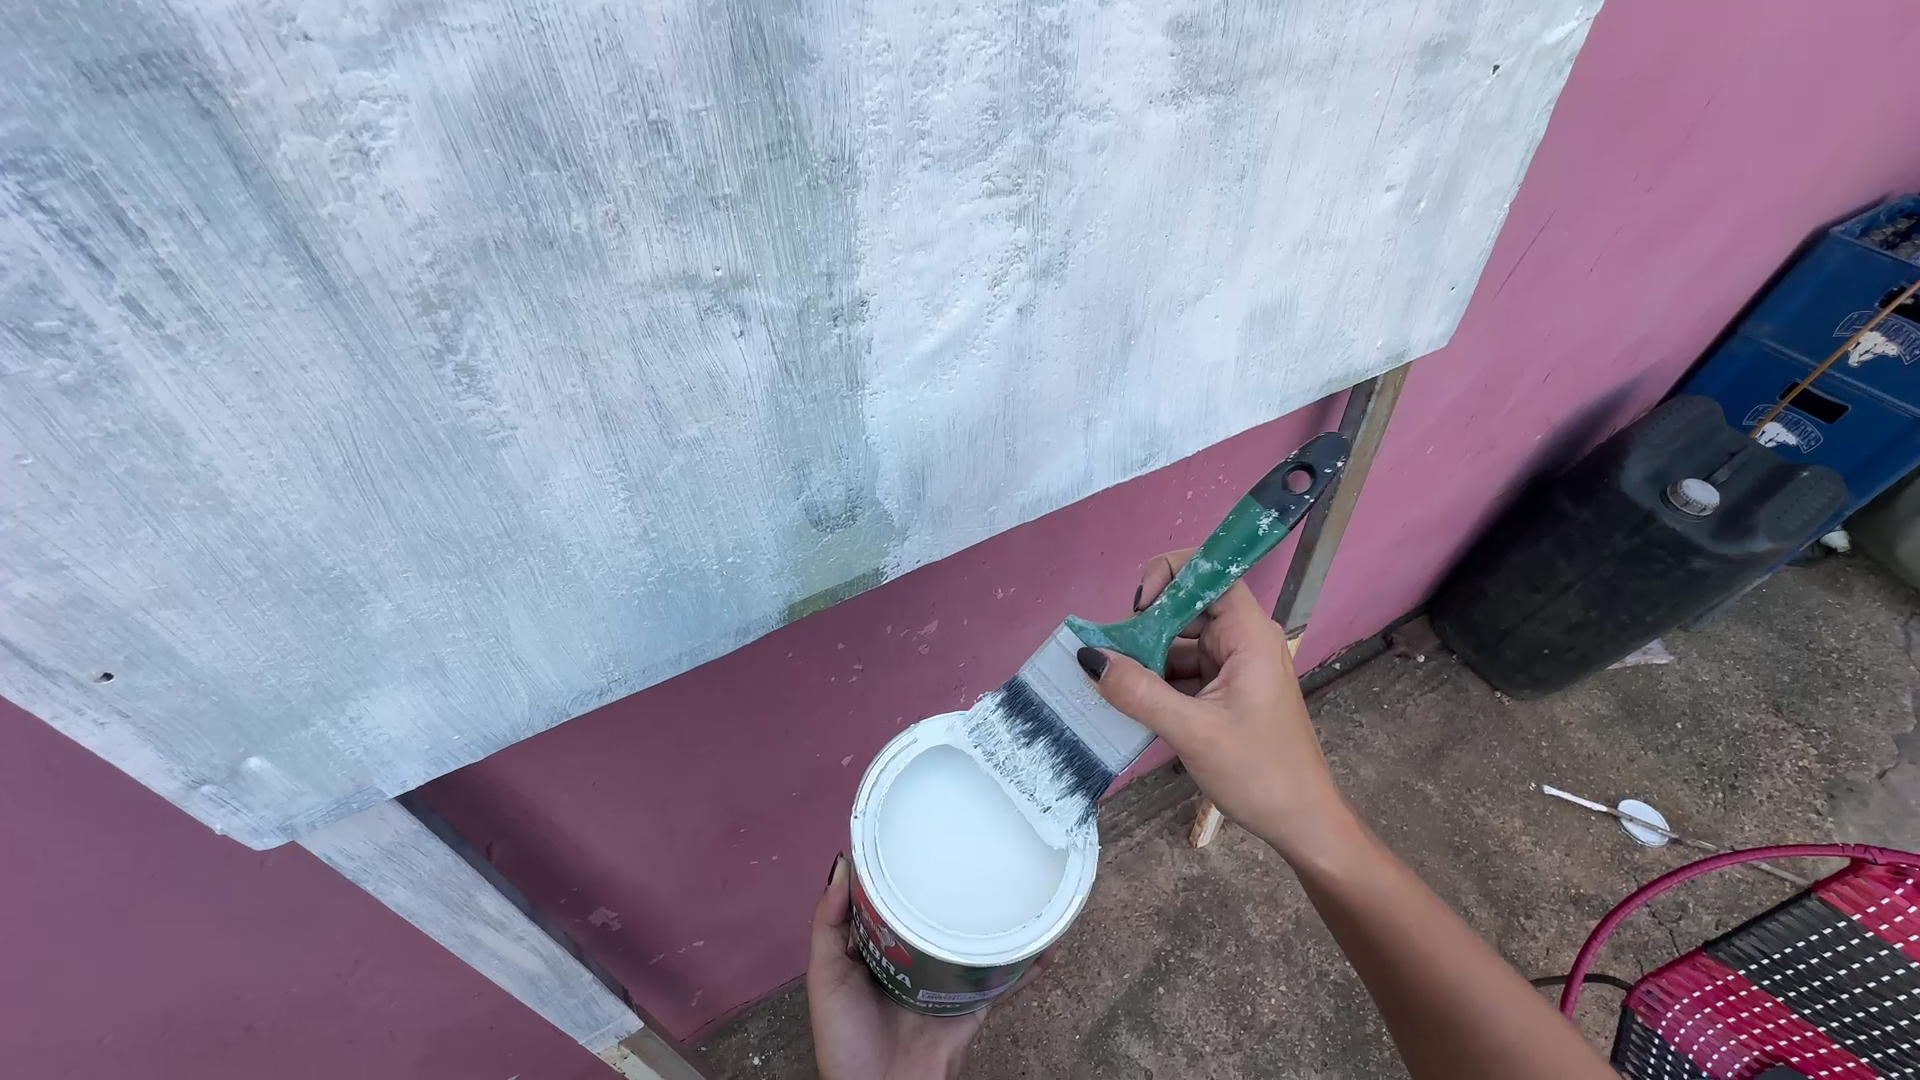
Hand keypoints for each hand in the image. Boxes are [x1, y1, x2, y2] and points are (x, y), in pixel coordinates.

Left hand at [807, 853, 1049, 1079]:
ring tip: (1028, 876)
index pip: (901, 892)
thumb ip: (828, 923)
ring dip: (1005, 912)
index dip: (912, 862)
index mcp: (885, 943)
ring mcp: (950, 974)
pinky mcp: (974, 1000)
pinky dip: (1030, 960)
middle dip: (965, 879)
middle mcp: (921, 952)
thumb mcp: (826, 975)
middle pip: (946, 908)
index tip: (926, 825)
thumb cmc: (846, 1036)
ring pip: (980, 935)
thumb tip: (842, 862)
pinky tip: (1051, 938)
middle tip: (983, 840)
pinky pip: (1006, 976)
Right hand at [1078, 549, 1353, 858]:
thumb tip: (1088, 657)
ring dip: (1144, 655)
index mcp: (1249, 635)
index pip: (1210, 573)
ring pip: (1178, 640)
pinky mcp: (1222, 689)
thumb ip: (1138, 692)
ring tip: (1110, 679)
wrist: (1301, 824)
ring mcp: (1232, 665)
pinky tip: (1127, 696)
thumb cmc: (1260, 772)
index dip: (1170, 576)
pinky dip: (1153, 678)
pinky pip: (1180, 668)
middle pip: (1187, 606)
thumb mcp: (1193, 732)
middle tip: (1110, 655)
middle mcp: (1241, 640)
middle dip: (1146, 624)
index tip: (1139, 610)